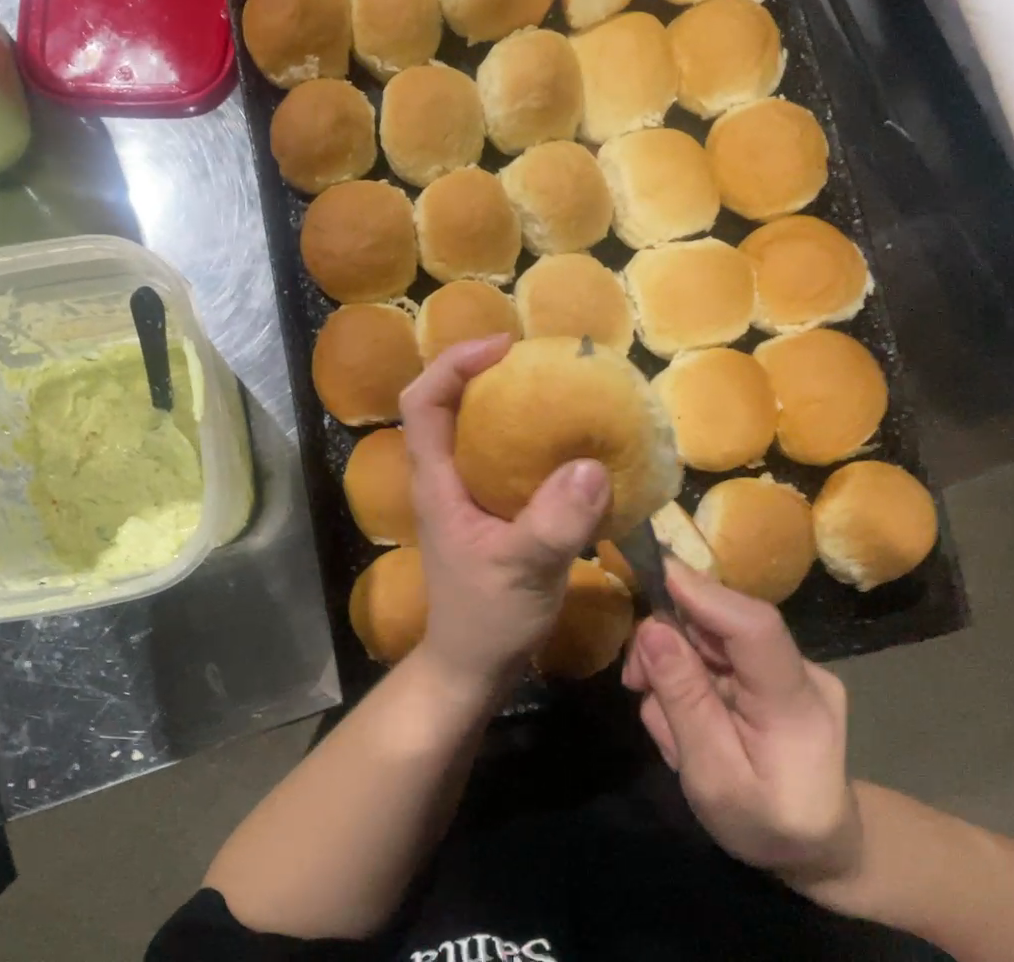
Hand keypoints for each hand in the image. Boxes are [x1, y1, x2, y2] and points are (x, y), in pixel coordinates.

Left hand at [399, 337, 611, 690]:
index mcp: (436, 482)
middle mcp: (445, 479)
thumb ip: (554, 522)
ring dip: (512, 406)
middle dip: (487, 374)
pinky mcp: (490, 513)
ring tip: (563, 393)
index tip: (503, 348)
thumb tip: (591, 464)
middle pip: (449, 406)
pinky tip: (573, 449)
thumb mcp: (523, 570)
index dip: (453, 364)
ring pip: (478, 432)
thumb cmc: (486, 619)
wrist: (474, 666)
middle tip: (543, 363)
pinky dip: (533, 444)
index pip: (422, 401)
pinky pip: (506, 462)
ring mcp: (466, 495)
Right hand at [620, 562, 861, 891]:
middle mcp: (801, 673)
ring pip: (710, 641)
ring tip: (670, 723)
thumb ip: (683, 702)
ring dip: (673, 667)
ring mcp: (790, 671)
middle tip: (635, 685)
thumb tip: (652, 631)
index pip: (755, 628)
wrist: (819, 850)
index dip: (702, 593)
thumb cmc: (766, 824)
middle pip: (721, 626)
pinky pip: (717, 657)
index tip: (650, 570)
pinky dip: (689, 677)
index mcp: (796, 705)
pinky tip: (688, 717)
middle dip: (667, 643)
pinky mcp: (773, 675)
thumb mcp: (712, 778)